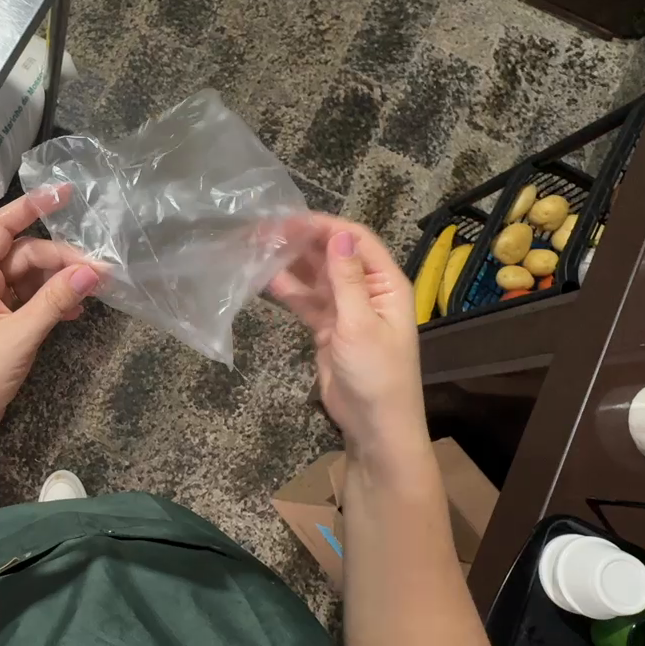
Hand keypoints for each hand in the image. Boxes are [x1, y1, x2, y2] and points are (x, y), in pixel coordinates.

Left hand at [0, 185, 99, 440]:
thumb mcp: (20, 336)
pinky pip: (29, 299)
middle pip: (25, 253)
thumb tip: (94, 270)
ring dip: (59, 282)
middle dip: (61, 259)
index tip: (67, 192)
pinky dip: (51, 302)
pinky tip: (74, 313)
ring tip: (92, 293)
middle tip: (99, 272)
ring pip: (30, 277)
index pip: (2, 225)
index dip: (34, 205)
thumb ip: (56, 300)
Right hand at [268, 216, 424, 453]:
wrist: (374, 424)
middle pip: (334, 255)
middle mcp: (368, 291)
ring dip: (291, 264)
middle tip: (263, 233)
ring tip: (258, 250)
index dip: (324, 227)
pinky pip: (306, 301)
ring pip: (316, 277)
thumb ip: (347, 280)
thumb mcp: (360, 324)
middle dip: (302, 242)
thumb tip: (338, 235)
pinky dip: (287, 291)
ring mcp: (346, 310)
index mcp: (386, 285)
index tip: (289, 220)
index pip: (356, 241)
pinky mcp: (327, 328)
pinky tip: (264, 280)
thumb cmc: (376, 374)